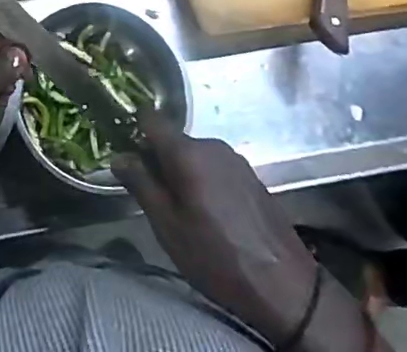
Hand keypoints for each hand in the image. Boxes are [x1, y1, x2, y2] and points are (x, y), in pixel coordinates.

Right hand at [113, 117, 317, 342]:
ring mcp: (235, 159)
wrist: (288, 289)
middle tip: (151, 195)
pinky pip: (214, 166)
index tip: (125, 151)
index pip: (151, 118)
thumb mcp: (167, 226)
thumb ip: (141, 184)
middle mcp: (212, 145)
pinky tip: (208, 213)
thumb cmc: (217, 257)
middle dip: (157, 159)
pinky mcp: (251, 176)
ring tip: (180, 209)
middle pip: (173, 139)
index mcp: (188, 152)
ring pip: (194, 154)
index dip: (134, 129)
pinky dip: (203, 180)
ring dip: (181, 172)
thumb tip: (119, 155)